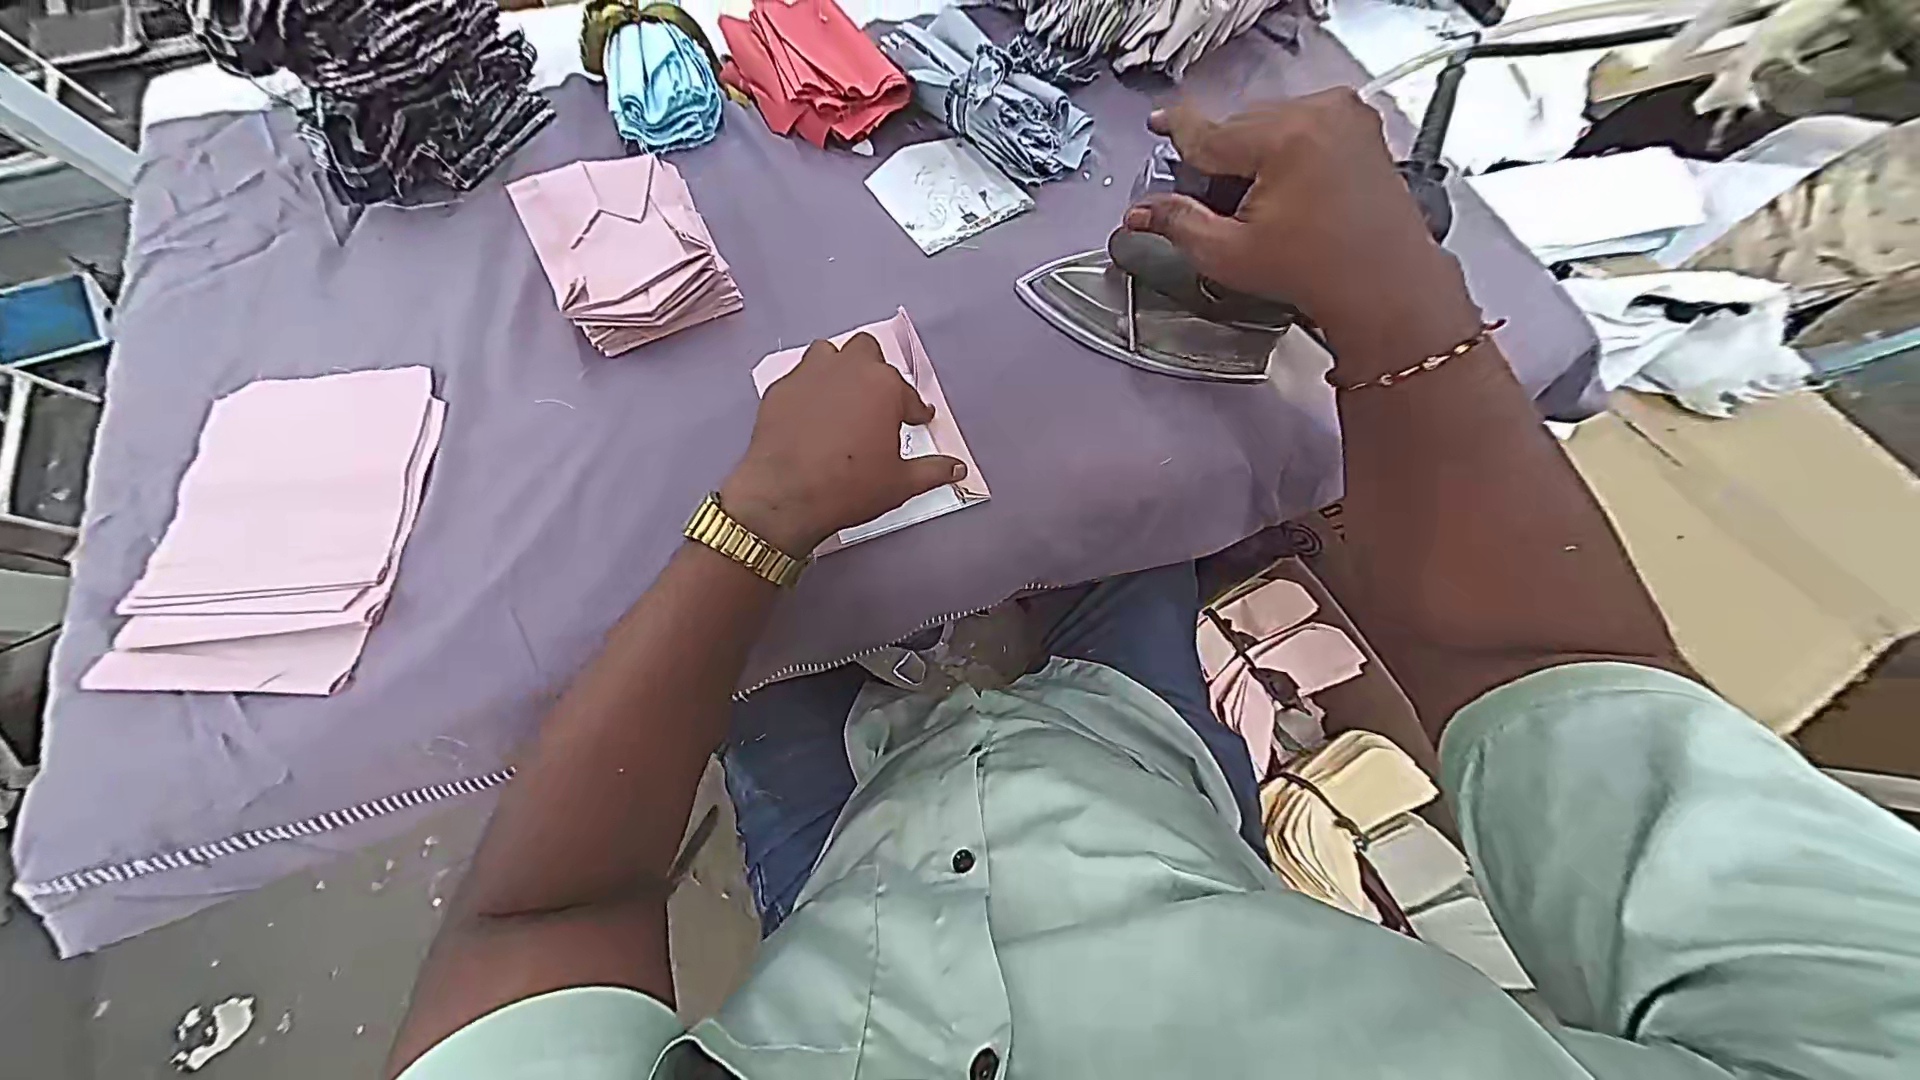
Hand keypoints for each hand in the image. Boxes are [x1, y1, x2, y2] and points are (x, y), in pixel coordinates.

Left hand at [719, 333, 965, 555]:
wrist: (786, 496)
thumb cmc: (847, 486)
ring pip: (829, 354)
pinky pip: (799, 377)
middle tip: (879, 402)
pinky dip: (810, 389)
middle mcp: (847, 370)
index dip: (914, 409)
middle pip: (867, 351)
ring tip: (845, 397)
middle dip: (876, 372)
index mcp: (884, 387)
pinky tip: (813, 414)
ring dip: (841, 370)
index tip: (916, 418)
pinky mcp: (779, 390)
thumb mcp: (901, 483)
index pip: (908, 393)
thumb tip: (956, 468)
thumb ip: (933, 470)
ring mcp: (809, 376)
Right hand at [1123, 90, 1482, 374]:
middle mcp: (1321, 112)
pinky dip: (1279, 151)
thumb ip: (1177, 224)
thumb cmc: (1314, 270)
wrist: (1379, 281)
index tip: (1159, 121)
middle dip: (1218, 160)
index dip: (1176, 130)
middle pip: (1240, 126)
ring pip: (1269, 124)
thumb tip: (1141, 212)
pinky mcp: (1359, 127)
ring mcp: (1346, 115)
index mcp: (1286, 137)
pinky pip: (1301, 125)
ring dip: (1248, 156)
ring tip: (1250, 206)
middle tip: (1209, 203)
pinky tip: (1277, 192)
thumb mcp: (1226, 253)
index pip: (1211, 131)